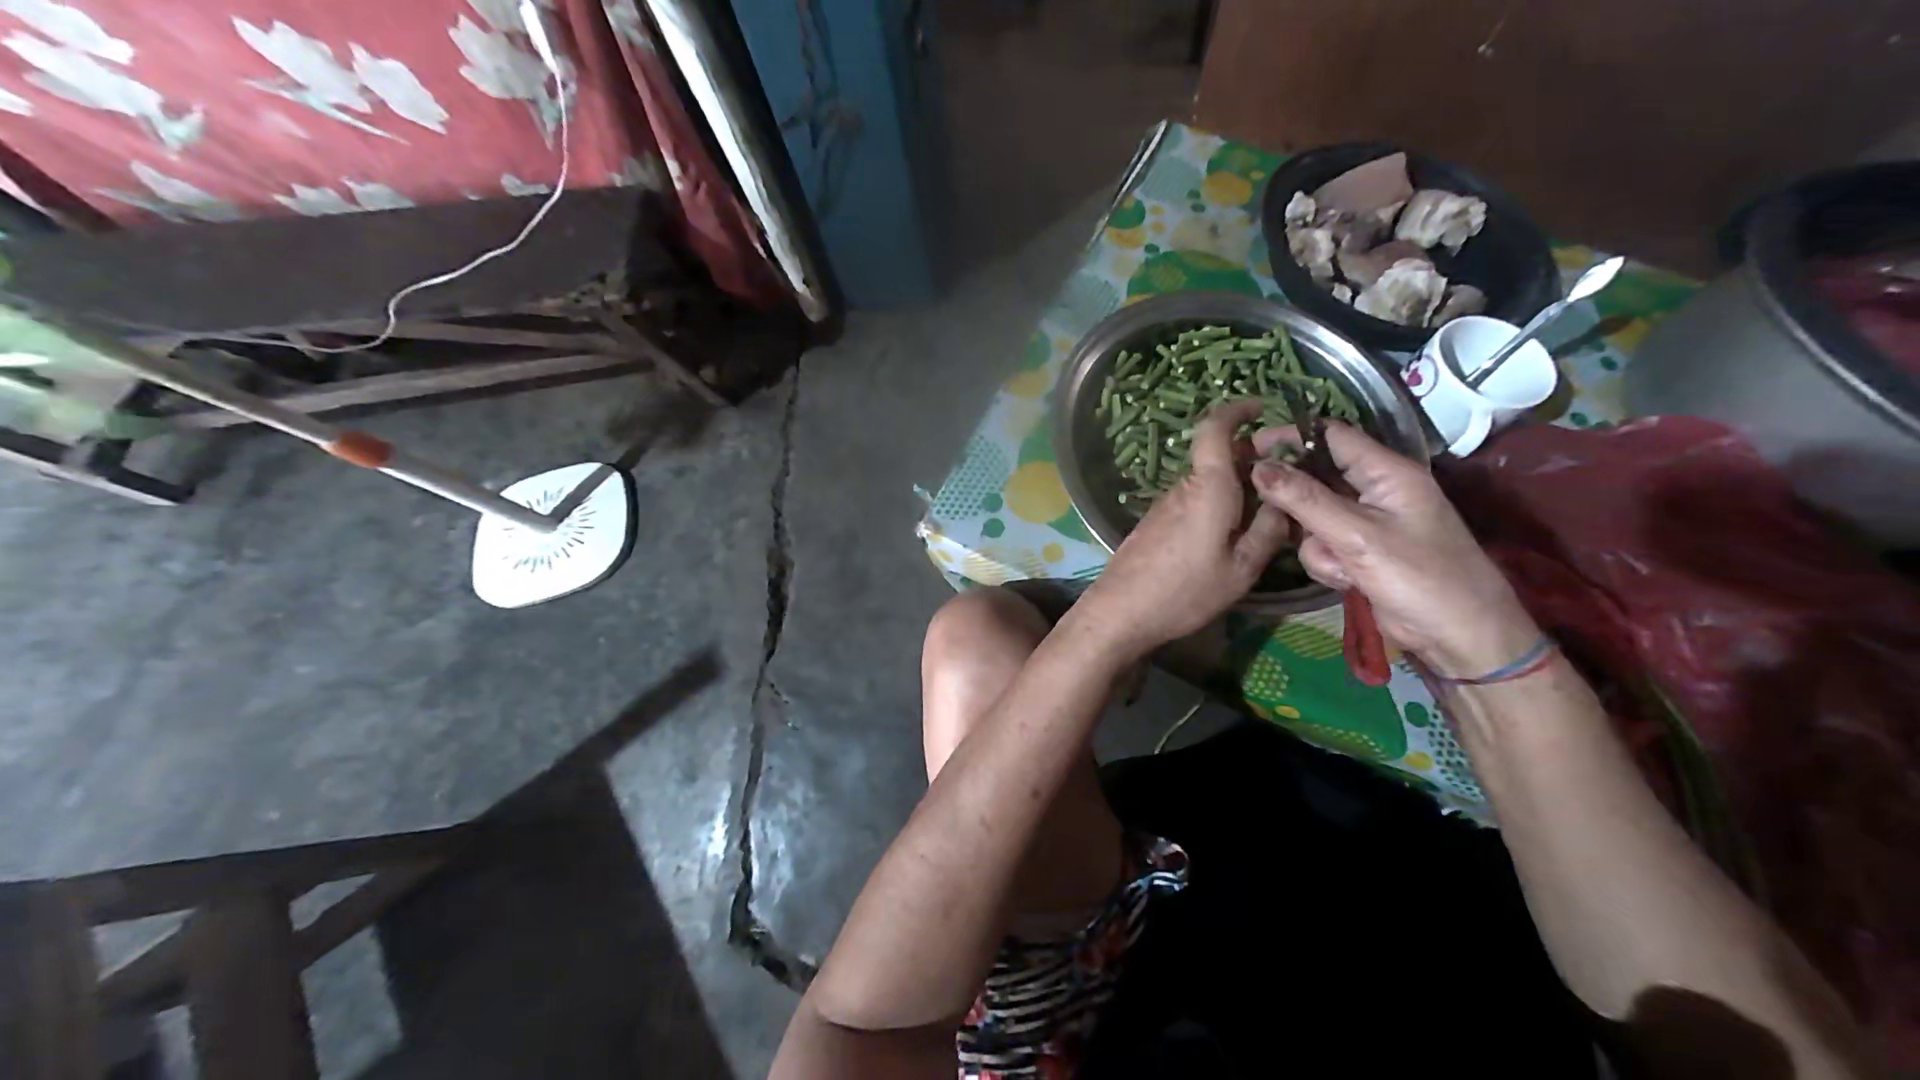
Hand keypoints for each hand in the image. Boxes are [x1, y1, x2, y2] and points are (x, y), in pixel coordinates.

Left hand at [1076, 400, 1291, 656]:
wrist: (1119, 612)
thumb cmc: (1184, 591)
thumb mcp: (1241, 568)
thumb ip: (1268, 530)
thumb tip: (1284, 499)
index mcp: (1207, 487)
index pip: (1215, 429)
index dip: (1237, 410)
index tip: (1260, 408)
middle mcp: (1183, 487)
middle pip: (1219, 457)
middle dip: (1254, 458)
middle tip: (1289, 480)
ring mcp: (1165, 505)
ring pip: (1208, 482)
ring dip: (1238, 486)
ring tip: (1269, 514)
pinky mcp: (1155, 523)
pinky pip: (1194, 501)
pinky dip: (1218, 505)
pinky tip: (1232, 534)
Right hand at [1250, 421, 1540, 676]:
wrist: (1458, 637)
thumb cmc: (1420, 577)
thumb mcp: (1357, 536)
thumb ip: (1305, 500)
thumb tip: (1258, 467)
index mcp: (1387, 472)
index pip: (1332, 436)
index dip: (1292, 436)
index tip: (1251, 445)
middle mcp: (1375, 490)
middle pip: (1315, 476)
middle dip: (1293, 496)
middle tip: (1263, 505)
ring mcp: (1365, 523)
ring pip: (1311, 516)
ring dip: (1314, 540)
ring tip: (1338, 563)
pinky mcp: (1358, 551)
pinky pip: (1321, 544)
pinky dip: (1325, 562)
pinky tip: (1346, 580)